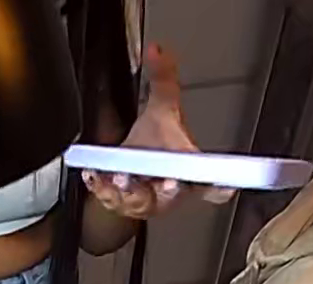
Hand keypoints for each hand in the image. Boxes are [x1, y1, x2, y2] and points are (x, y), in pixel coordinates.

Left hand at [82, 44, 238, 218]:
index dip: (214, 185)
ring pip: (139, 199)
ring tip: (121, 178)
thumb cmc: (153, 145)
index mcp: (187, 172)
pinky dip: (103, 187)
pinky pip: (110, 198)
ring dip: (131, 190)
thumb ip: (163, 81)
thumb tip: (156, 51)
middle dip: (168, 188)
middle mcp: (167, 192)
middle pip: (170, 193)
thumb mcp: (161, 110)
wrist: (128, 166)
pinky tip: (95, 175)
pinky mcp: (119, 204)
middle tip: (168, 182)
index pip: (205, 181)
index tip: (218, 186)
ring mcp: (143, 201)